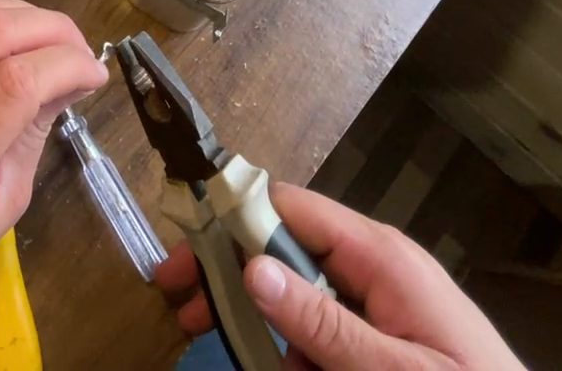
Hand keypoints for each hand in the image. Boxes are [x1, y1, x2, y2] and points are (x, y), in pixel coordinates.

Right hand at [154, 183, 523, 370]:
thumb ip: (324, 324)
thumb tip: (252, 266)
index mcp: (378, 254)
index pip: (290, 206)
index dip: (233, 215)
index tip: (187, 246)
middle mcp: (371, 263)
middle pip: (282, 245)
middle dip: (230, 270)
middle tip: (183, 302)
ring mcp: (375, 297)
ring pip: (294, 289)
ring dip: (255, 314)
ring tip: (214, 335)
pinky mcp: (378, 331)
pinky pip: (319, 324)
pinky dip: (292, 346)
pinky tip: (281, 367)